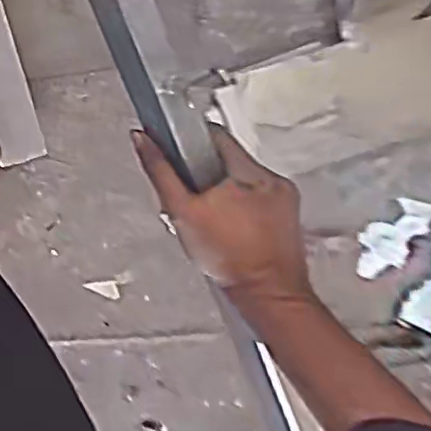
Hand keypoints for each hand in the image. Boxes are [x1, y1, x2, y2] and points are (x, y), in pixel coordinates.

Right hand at [132, 125, 313, 309]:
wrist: (267, 296)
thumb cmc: (229, 258)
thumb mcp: (180, 209)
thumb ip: (159, 169)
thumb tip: (142, 139)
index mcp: (251, 173)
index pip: (213, 134)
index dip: (185, 141)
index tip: (172, 150)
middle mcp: (274, 181)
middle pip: (224, 156)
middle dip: (202, 169)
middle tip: (191, 194)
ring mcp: (285, 198)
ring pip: (238, 174)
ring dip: (219, 185)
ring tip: (209, 211)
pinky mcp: (288, 213)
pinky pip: (253, 191)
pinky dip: (236, 199)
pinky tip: (226, 221)